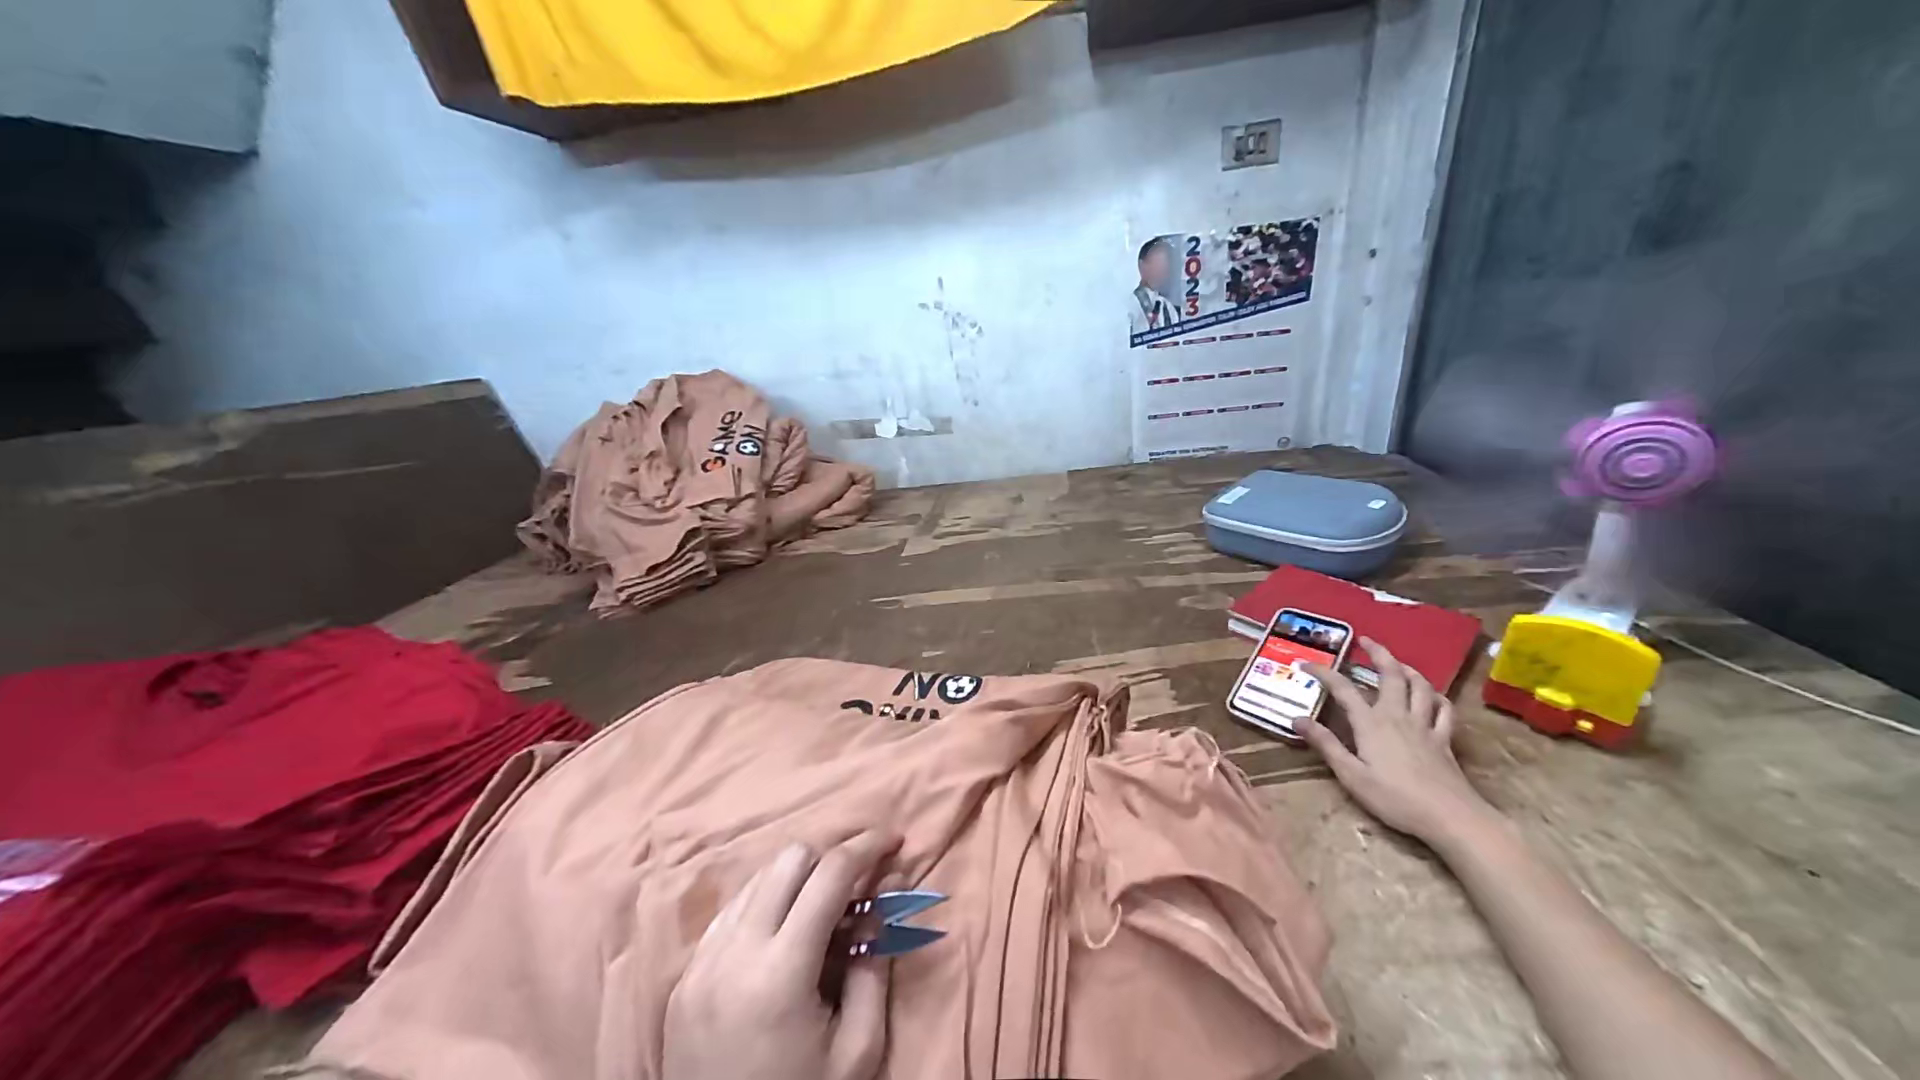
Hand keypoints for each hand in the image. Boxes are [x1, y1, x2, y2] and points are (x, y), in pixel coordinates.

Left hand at [663, 831, 900, 1079]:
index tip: (894, 839)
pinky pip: (731, 911)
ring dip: (799, 876)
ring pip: (757, 878)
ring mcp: (701, 962)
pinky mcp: (685, 976)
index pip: (828, 875)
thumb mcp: (857, 1049)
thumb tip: (887, 893)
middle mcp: (734, 952)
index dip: (867, 846)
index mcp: (780, 972)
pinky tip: (786, 929)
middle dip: (833, 854)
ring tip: (827, 904)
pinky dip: (766, 901)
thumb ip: (875, 965)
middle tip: (863, 876)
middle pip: (789, 859)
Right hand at [1299, 638, 1497, 845]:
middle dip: (1378, 653)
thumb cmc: (1395, 798)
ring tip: (1397, 663)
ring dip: (1408, 669)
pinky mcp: (1445, 740)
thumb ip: (1325, 745)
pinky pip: (1445, 710)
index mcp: (1371, 723)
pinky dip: (1437, 697)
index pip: (1343, 688)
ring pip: (1420, 686)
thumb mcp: (1351, 775)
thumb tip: (1297, 719)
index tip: (1306, 664)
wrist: (1451, 818)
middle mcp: (1398, 716)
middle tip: (1366, 640)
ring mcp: (1425, 726)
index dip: (1323, 672)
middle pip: (1390, 675)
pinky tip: (1432, 696)